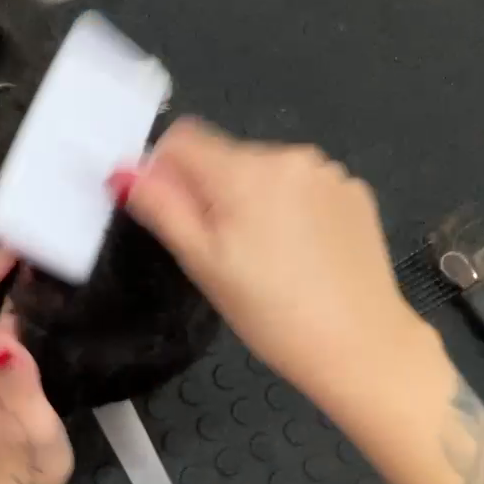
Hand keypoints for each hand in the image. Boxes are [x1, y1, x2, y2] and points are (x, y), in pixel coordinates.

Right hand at [118, 117, 441, 412]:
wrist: (359, 343)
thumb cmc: (270, 312)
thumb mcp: (202, 263)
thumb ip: (160, 208)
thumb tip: (123, 171)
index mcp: (244, 171)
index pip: (181, 140)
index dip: (164, 173)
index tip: (174, 217)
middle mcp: (289, 157)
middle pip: (224, 156)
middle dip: (211, 194)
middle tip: (220, 253)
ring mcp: (328, 172)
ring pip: (263, 173)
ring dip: (250, 201)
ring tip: (263, 258)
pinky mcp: (354, 192)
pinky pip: (302, 187)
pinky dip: (290, 211)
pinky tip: (298, 255)